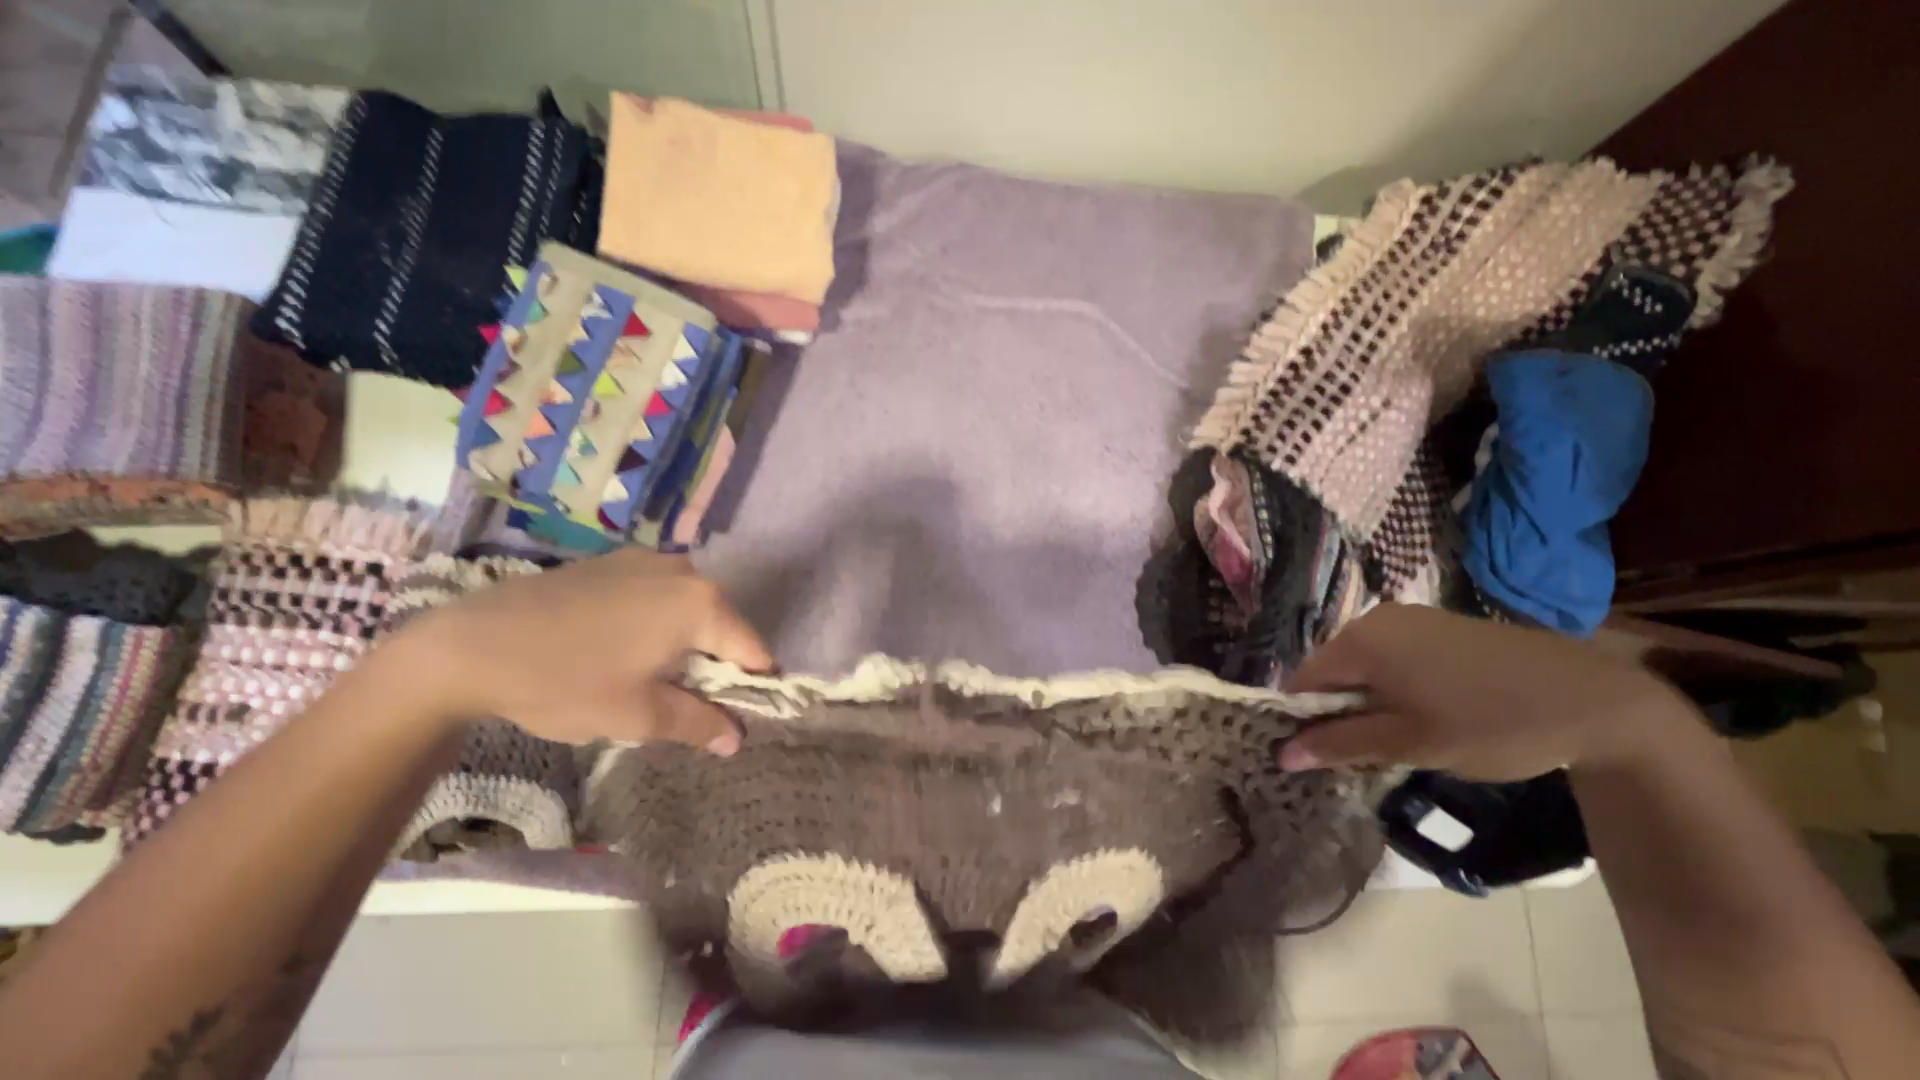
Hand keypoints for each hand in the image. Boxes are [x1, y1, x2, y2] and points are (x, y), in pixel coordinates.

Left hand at [376, 550, 772, 753]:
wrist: (469, 645)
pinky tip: (619, 652)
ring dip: (682, 646)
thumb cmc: (566, 683)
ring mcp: (644, 560)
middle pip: (722, 626)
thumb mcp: (638, 715)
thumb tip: (736, 738)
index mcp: (701, 603)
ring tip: (649, 683)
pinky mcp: (610, 562)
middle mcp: (683, 570)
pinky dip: (654, 625)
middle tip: (685, 708)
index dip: (752, 689)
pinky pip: (655, 596)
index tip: (734, 720)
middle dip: (714, 667)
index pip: (753, 651)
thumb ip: (697, 723)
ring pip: (687, 610)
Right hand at [1280, 604, 1696, 780]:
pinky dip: (1397, 690)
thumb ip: (1342, 745)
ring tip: (1397, 745)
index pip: (1302, 679)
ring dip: (1370, 705)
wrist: (1597, 701)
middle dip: (1338, 714)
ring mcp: (1416, 620)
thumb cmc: (1490, 724)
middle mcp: (1380, 619)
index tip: (1314, 759)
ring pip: (1368, 667)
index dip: (1301, 721)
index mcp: (1362, 640)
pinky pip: (1397, 659)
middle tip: (1360, 760)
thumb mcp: (1410, 743)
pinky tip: (1426, 720)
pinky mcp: (1445, 629)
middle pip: (1334, 671)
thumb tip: (1282, 754)